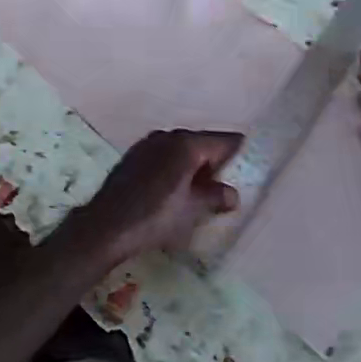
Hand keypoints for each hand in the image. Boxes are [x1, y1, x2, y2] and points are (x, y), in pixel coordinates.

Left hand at [65, 130, 242, 263]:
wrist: (107, 225)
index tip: (253, 169)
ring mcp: (147, 144)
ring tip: (204, 195)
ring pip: (182, 151)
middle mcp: (166, 136)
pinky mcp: (134, 157)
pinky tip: (177, 193)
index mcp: (185, 144)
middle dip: (216, 164)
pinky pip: (164, 158)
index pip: (225, 141)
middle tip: (229, 189)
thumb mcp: (193, 210)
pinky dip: (176, 170)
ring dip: (195, 168)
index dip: (241, 154)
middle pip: (202, 144)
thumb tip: (231, 194)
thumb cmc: (155, 216)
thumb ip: (215, 197)